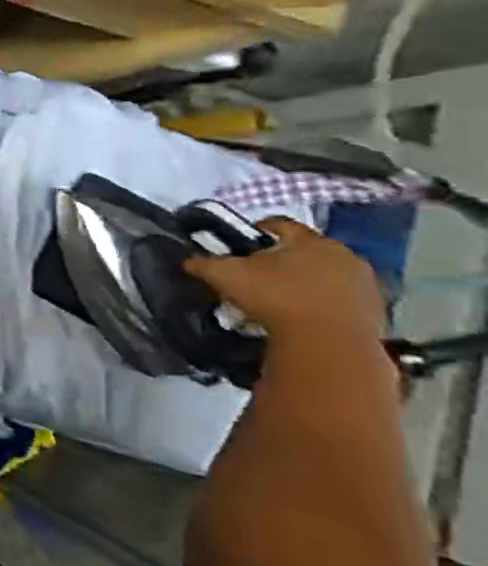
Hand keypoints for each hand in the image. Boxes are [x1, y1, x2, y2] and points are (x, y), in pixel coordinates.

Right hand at [182, 217, 384, 342]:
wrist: (329, 341)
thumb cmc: (275, 297)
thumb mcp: (223, 276)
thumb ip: (203, 263)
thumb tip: (189, 261)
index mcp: (309, 240)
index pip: (277, 224)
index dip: (253, 231)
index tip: (237, 246)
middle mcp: (343, 253)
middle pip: (302, 250)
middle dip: (279, 260)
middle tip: (254, 276)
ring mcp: (365, 280)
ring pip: (323, 273)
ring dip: (302, 280)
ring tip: (277, 299)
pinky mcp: (375, 306)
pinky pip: (339, 295)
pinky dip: (320, 300)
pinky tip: (300, 315)